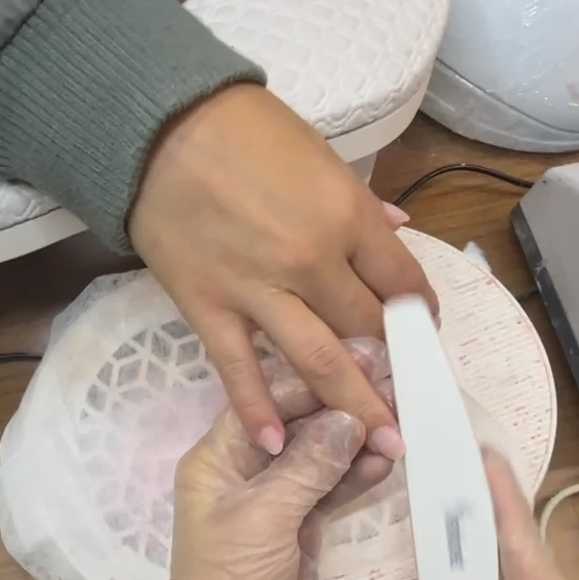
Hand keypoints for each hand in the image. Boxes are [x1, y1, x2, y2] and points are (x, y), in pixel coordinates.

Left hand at [102, 342, 395, 579]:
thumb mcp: (265, 516)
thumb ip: (307, 465)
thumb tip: (348, 416)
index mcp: (219, 456)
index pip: (269, 401)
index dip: (314, 379)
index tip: (365, 359)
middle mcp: (245, 467)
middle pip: (298, 423)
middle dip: (343, 406)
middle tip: (395, 384)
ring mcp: (274, 495)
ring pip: (320, 453)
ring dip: (357, 439)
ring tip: (400, 422)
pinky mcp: (298, 521)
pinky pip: (330, 486)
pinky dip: (356, 473)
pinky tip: (386, 459)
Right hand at [129, 83, 432, 461]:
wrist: (157, 133)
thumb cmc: (243, 132)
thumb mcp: (317, 154)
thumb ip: (359, 201)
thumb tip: (396, 226)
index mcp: (347, 216)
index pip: (401, 281)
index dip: (419, 315)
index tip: (420, 336)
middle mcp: (313, 262)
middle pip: (368, 330)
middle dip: (395, 372)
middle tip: (409, 405)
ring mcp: (259, 294)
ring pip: (318, 362)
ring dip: (354, 408)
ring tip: (379, 446)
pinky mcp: (210, 312)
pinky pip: (239, 369)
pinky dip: (257, 408)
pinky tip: (275, 444)